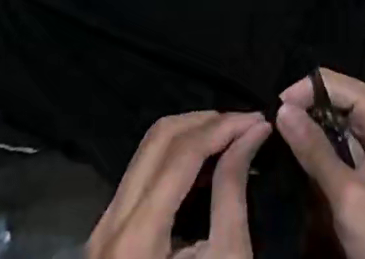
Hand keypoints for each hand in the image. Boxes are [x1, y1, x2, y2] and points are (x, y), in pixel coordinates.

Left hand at [86, 111, 269, 258]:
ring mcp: (103, 227)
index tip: (261, 119)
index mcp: (136, 236)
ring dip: (193, 134)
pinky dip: (178, 156)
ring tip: (232, 137)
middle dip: (207, 121)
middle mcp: (109, 223)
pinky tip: (208, 161)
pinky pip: (143, 172)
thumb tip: (254, 131)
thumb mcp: (228, 258)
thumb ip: (233, 188)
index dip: (224, 127)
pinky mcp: (108, 232)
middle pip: (158, 138)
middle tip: (247, 124)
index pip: (182, 152)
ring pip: (147, 149)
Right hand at [275, 69, 364, 258]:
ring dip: (308, 132)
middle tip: (264, 131)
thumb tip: (282, 109)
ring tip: (273, 143)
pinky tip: (296, 162)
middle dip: (301, 111)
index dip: (297, 93)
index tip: (266, 117)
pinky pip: (340, 146)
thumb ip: (315, 150)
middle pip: (332, 99)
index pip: (329, 81)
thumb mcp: (348, 193)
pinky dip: (319, 151)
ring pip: (333, 124)